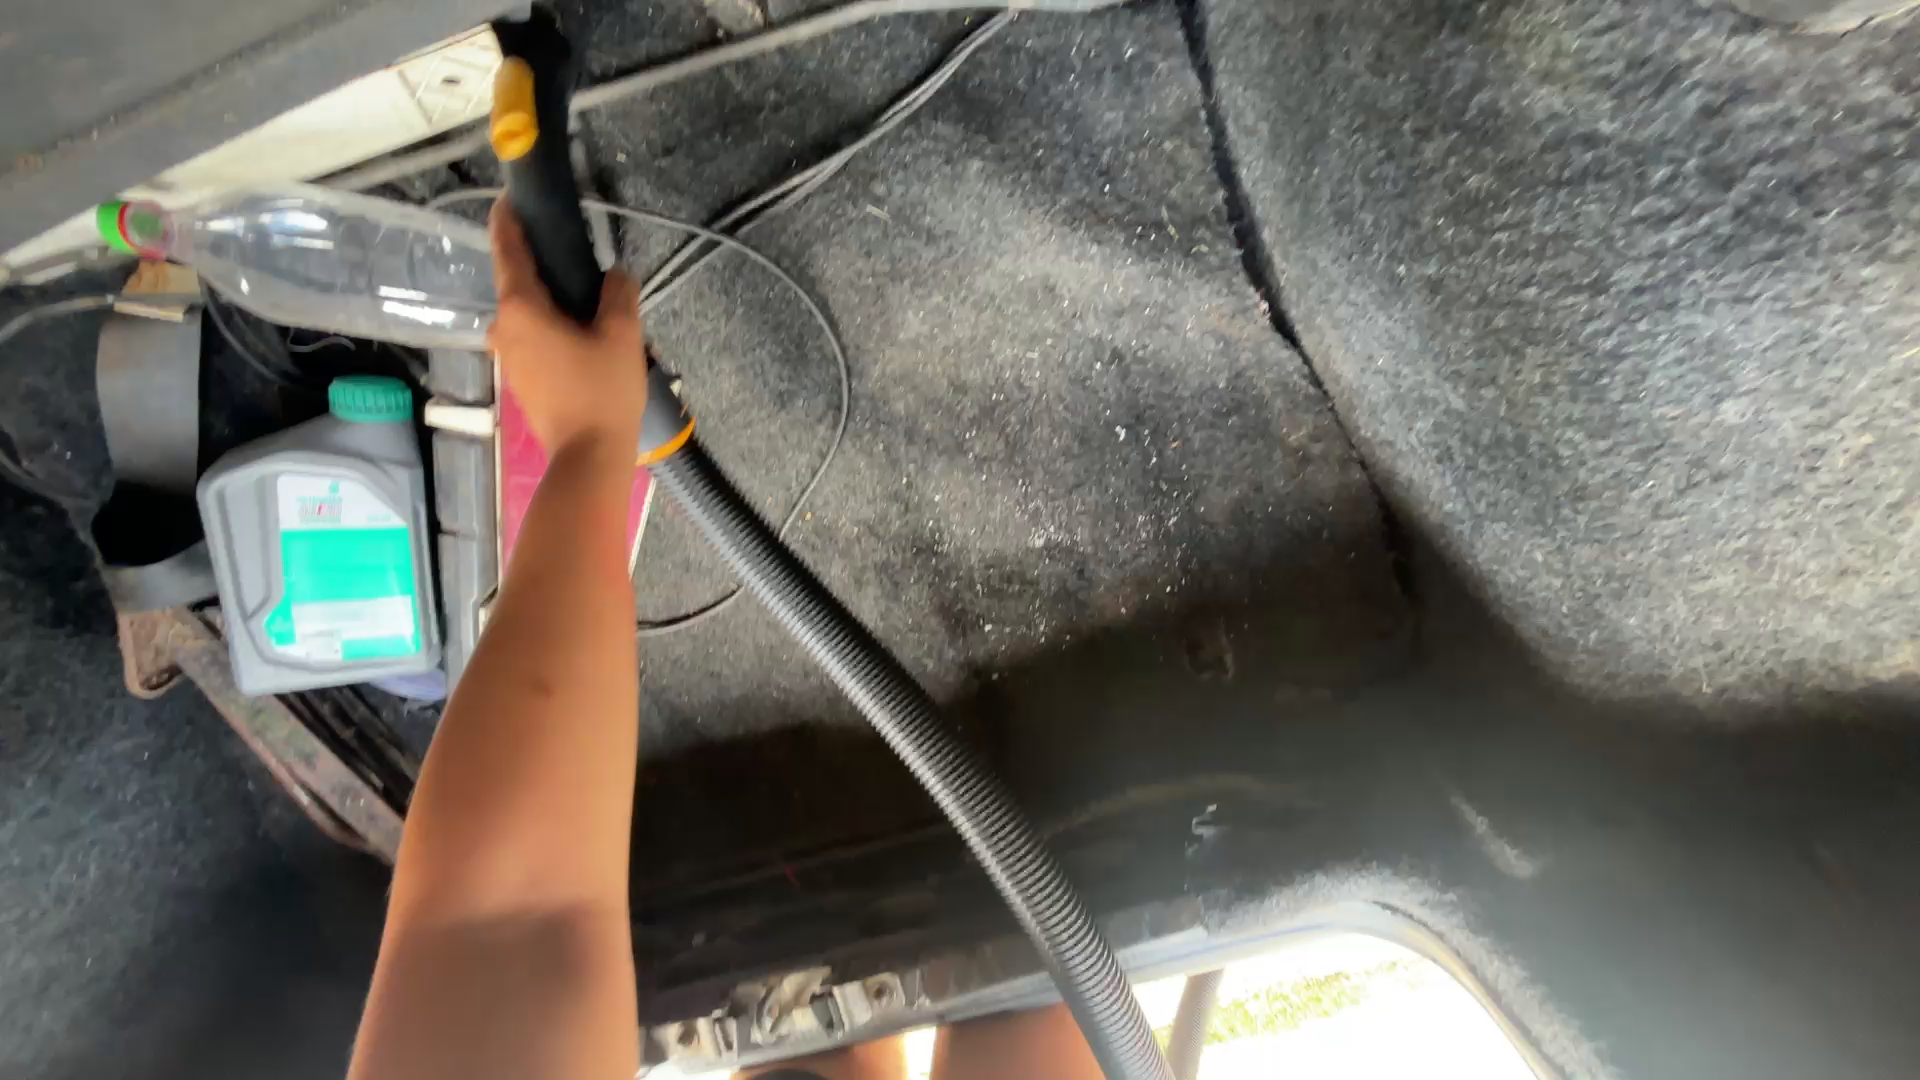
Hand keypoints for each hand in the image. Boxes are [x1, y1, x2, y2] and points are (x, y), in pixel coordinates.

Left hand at [487, 201, 646, 453]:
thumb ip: (619, 295)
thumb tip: (616, 274)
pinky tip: (585, 339)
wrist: (589, 456)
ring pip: (530, 315)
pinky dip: (554, 330)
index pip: (508, 249)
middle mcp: (504, 327)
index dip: (509, 220)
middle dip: (546, 270)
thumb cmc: (603, 392)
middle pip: (520, 284)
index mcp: (521, 308)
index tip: (512, 197)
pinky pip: (535, 340)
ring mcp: (509, 357)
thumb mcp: (623, 336)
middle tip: (581, 263)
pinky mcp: (522, 380)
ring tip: (593, 307)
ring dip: (555, 305)